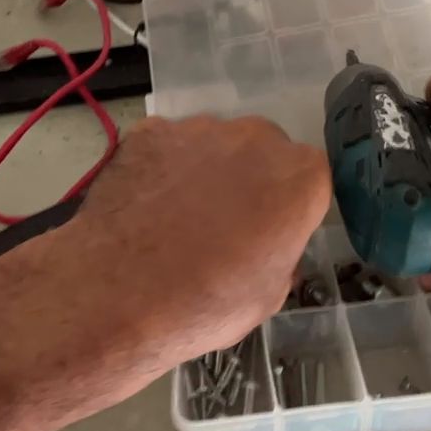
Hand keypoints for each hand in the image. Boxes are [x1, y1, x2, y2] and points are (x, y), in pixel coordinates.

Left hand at [9, 115, 330, 379]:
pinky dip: (162, 165)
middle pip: (264, 149)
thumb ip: (282, 254)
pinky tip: (145, 202)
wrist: (120, 293)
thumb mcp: (269, 295)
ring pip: (214, 143)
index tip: (272, 227)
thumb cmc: (207, 303)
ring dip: (205, 168)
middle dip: (250, 177)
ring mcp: (199, 128)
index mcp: (299, 177)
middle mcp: (256, 138)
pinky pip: (167, 144)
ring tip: (177, 215)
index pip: (310, 176)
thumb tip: (271, 246)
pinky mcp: (151, 131)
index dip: (291, 203)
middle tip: (225, 221)